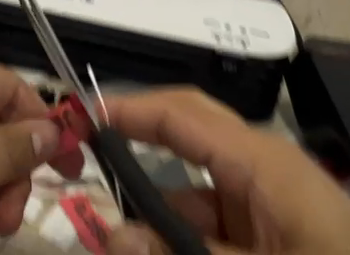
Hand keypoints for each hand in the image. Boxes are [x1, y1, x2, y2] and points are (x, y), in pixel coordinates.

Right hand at [103, 89, 349, 254]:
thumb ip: (183, 253)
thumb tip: (112, 233)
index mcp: (262, 161)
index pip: (182, 114)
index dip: (129, 109)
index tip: (80, 114)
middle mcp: (259, 170)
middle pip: (182, 144)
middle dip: (134, 156)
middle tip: (84, 167)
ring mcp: (266, 205)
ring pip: (192, 198)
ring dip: (154, 217)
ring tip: (116, 237)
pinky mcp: (269, 234)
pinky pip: (213, 225)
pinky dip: (183, 240)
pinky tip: (154, 250)